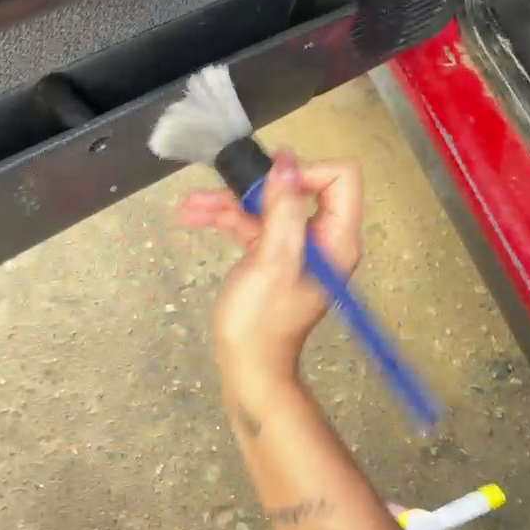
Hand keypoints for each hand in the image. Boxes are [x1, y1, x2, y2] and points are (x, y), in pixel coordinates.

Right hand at [178, 149, 363, 381]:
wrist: (248, 368)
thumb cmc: (262, 320)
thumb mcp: (272, 260)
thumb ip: (283, 209)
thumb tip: (287, 161)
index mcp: (337, 238)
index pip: (340, 177)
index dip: (305, 172)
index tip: (268, 185)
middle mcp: (322, 237)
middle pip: (298, 187)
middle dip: (255, 186)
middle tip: (216, 192)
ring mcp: (296, 247)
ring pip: (267, 205)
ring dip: (228, 202)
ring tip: (189, 206)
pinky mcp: (271, 255)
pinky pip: (252, 224)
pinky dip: (225, 219)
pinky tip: (193, 217)